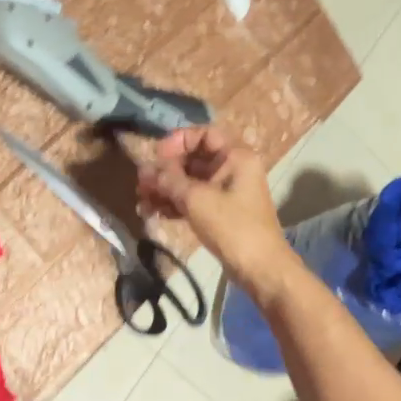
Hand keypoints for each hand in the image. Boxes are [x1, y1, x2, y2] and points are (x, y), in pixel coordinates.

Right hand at [138, 127, 290, 294]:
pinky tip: (153, 211)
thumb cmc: (231, 226)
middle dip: (165, 170)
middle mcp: (231, 169)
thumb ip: (169, 181)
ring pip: (189, 182)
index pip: (204, 134)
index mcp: (235, 157)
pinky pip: (192, 200)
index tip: (157, 156)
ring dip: (165, 189)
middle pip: (193, 159)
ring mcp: (225, 192)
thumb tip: (145, 170)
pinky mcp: (219, 212)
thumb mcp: (197, 199)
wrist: (258, 266)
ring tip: (142, 200)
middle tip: (141, 183)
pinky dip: (174, 203)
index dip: (178, 140)